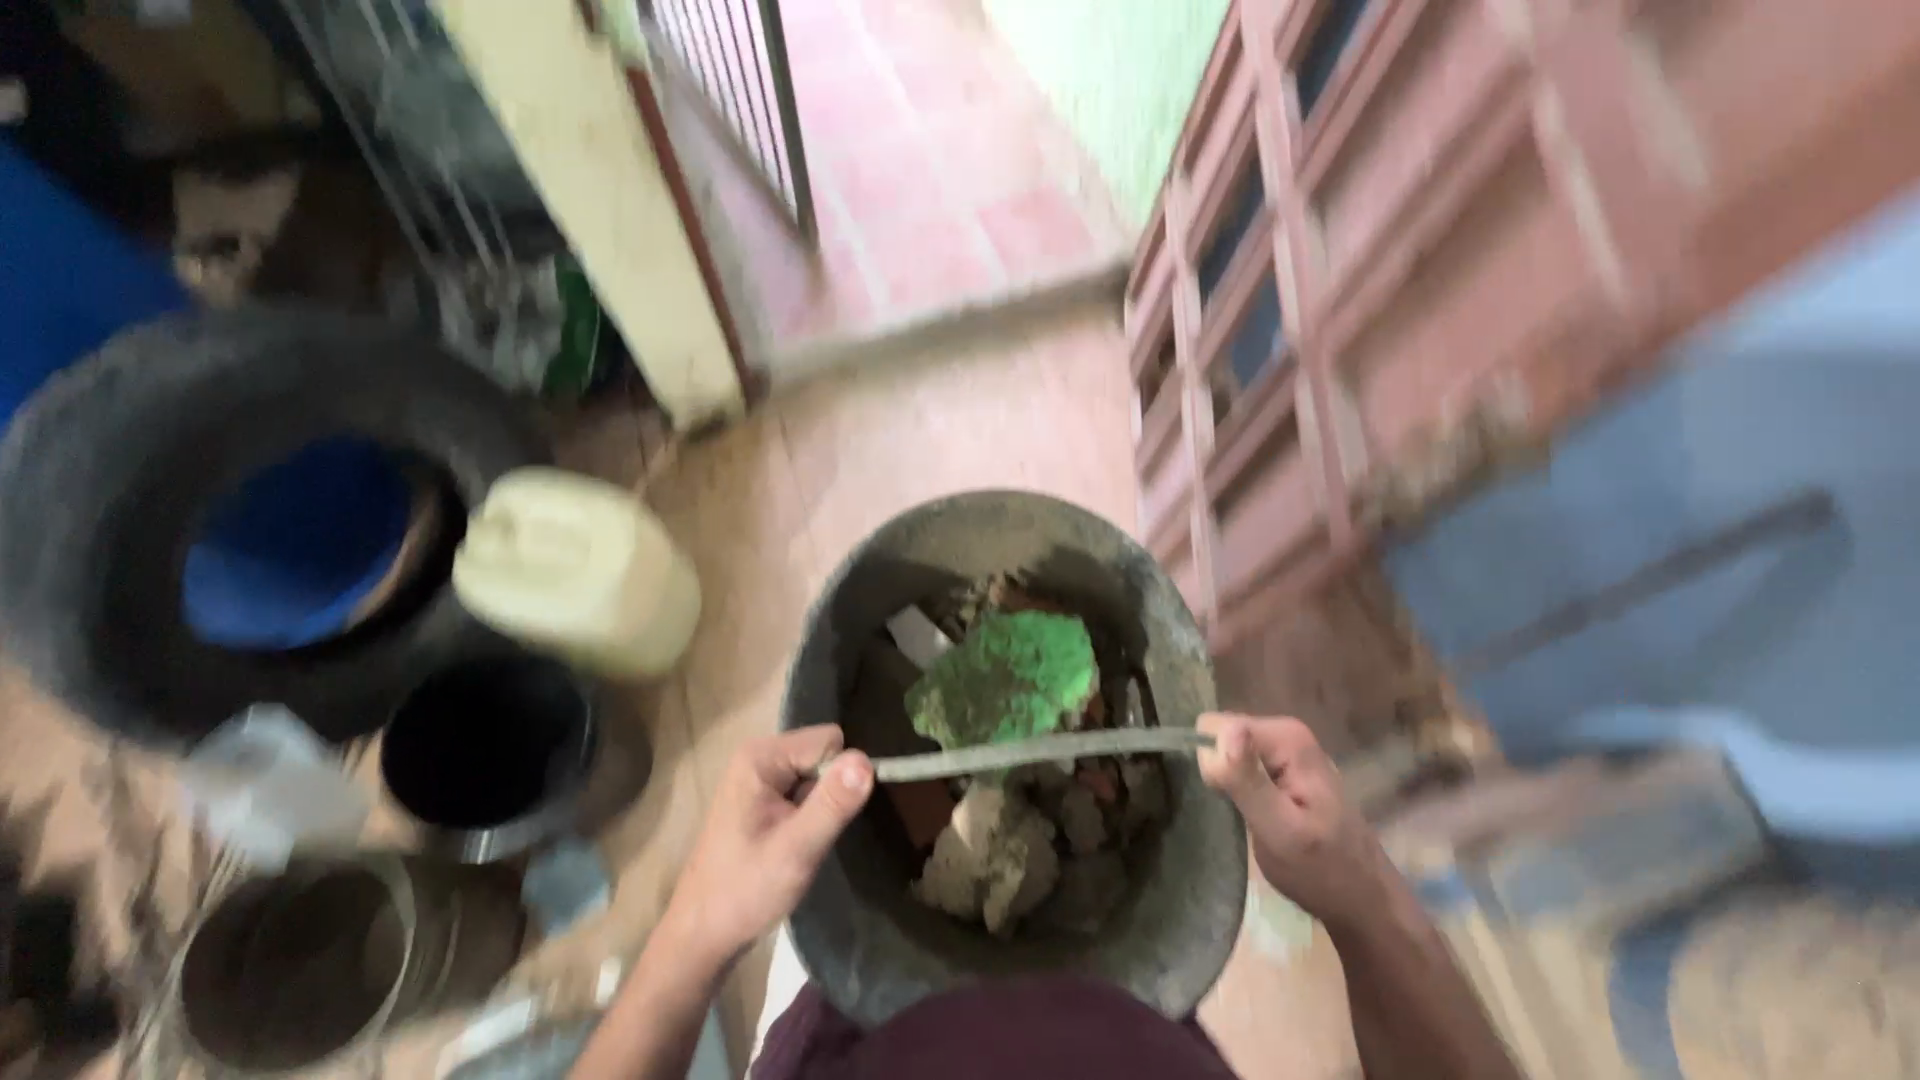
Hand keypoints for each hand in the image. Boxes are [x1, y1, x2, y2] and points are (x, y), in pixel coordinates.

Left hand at [661, 725, 872, 969]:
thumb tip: (866, 761)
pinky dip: (809, 815)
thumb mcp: (796, 850)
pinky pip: (804, 790)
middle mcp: (758, 755)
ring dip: (821, 807)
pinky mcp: (762, 797)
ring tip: (802, 843)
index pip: (830, 741)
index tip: (826, 819)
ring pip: (817, 774)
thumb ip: (832, 804)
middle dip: (831, 792)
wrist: (703, 933)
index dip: (840, 779)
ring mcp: (758, 776)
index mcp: (761, 757)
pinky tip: (794, 843)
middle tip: (811, 835)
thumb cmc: (745, 891)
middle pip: (823, 753)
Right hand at [1197, 712, 1397, 930]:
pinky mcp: (1281, 768)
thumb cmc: (1322, 870)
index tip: (1230, 801)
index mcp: (1286, 737)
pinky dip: (1235, 787)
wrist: (1362, 899)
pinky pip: (1238, 763)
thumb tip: (1223, 730)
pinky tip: (1250, 812)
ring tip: (1245, 815)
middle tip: (1242, 812)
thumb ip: (1247, 779)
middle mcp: (1286, 732)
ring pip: (1226, 749)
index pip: (1215, 726)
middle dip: (1220, 771)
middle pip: (1221, 734)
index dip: (1214, 765)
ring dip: (1227, 782)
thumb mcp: (1280, 830)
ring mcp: (1285, 750)